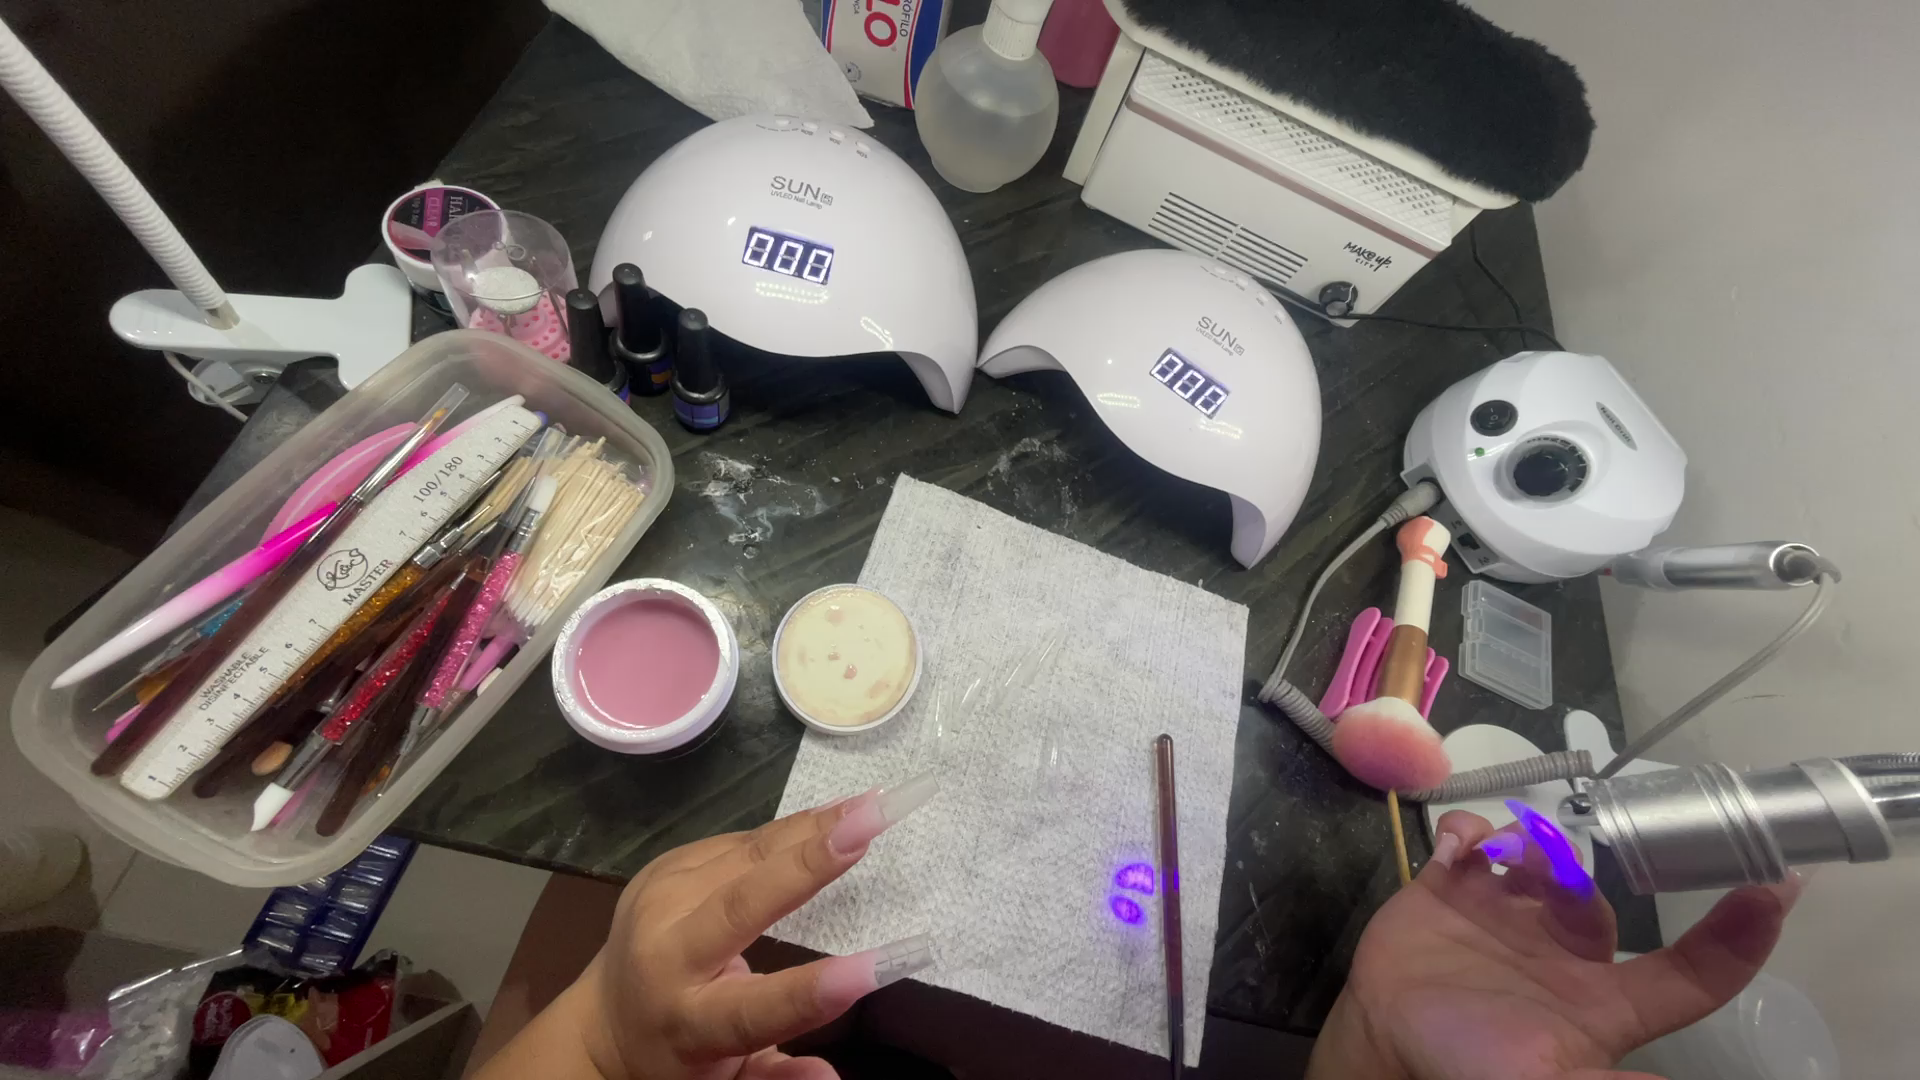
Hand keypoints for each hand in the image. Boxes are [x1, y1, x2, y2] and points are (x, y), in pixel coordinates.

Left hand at [481, 774, 939, 1079]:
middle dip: (813, 861)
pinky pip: (744, 839)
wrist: (599, 1015)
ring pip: (749, 853)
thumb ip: (776, 1079)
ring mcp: (663, 895)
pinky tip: (836, 811)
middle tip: (875, 820)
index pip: (756, 1009)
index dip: (815, 990)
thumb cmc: (674, 1054)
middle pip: (744, 903)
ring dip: (815, 826)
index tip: (879, 966)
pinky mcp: (669, 863)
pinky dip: (796, 826)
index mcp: (685, 1021)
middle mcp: (669, 951)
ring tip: (872, 803)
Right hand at [1307, 807, 1798, 1079]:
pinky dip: (1464, 830)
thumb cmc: (1469, 1063)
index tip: (1772, 884)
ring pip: (1530, 856)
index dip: (1736, 933)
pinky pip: (1466, 841)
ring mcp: (1499, 910)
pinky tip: (1455, 846)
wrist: (1385, 1033)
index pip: (1691, 970)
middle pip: (1588, 891)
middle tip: (1541, 857)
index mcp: (1601, 997)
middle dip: (1574, 868)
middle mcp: (1557, 946)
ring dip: (1521, 839)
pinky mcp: (1447, 885)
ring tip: (1491, 850)